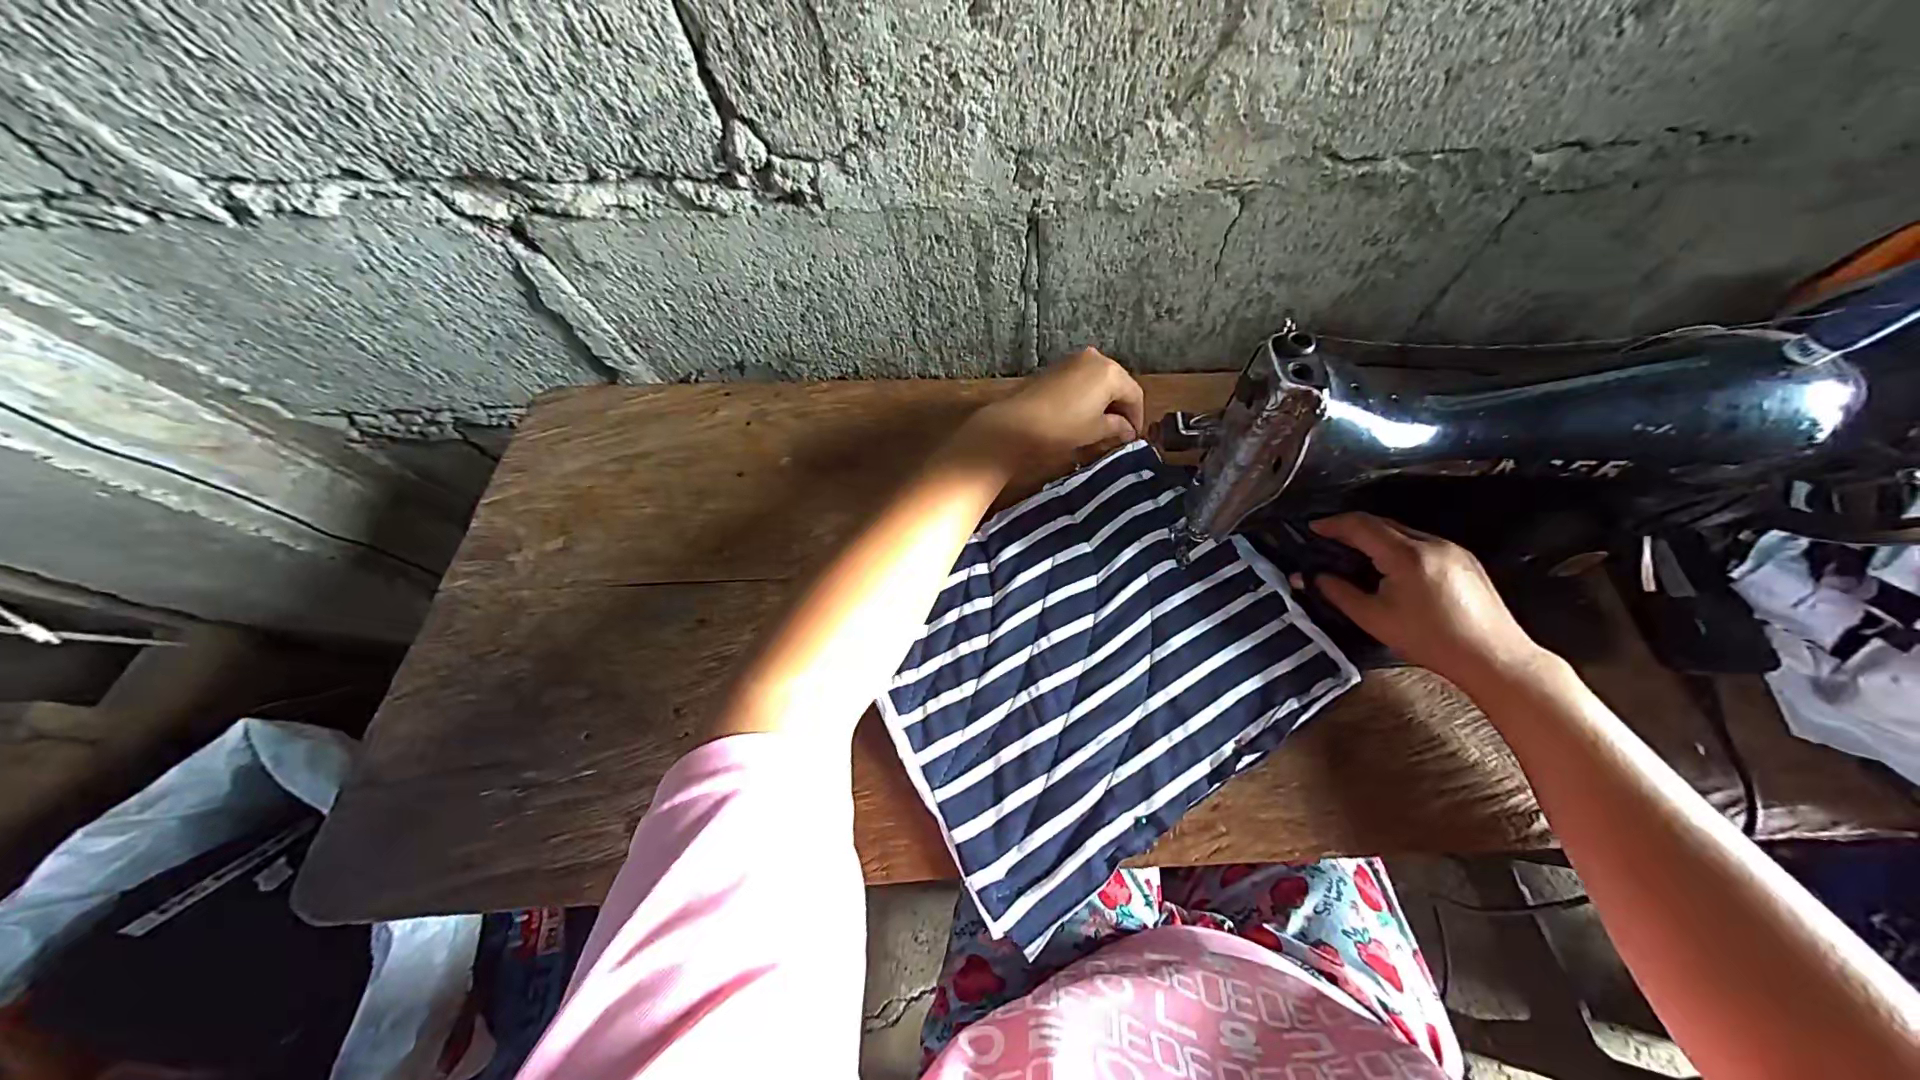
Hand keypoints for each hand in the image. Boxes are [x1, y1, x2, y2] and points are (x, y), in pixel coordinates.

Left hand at [961, 348, 1145, 469]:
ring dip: (1103, 405)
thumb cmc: (1062, 427)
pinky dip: (1087, 399)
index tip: (1134, 438)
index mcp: (1110, 371)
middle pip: (1117, 385)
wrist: (1015, 424)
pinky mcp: (1054, 370)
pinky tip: (1082, 418)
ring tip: (1101, 429)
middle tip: (1119, 434)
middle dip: (1120, 410)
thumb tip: (1127, 430)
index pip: (1134, 394)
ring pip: (1098, 383)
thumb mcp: (1095, 430)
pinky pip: (1081, 383)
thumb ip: (1117, 427)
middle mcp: (1093, 359)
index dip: (1137, 418)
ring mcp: (1071, 362)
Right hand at [1300, 512, 1550, 689]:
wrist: (1492, 656)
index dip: (1332, 524)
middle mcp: (1432, 544)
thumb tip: (1313, 577)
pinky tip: (1387, 566)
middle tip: (1327, 540)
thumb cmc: (1431, 640)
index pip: (1361, 525)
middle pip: (1382, 523)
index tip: (1313, 528)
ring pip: (1403, 531)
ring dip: (1374, 537)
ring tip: (1353, 553)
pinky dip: (1397, 546)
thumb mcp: (1373, 618)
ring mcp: (1452, 549)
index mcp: (1407, 555)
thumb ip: (1338, 592)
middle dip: (1351, 528)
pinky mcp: (1464, 559)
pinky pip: (1421, 542)